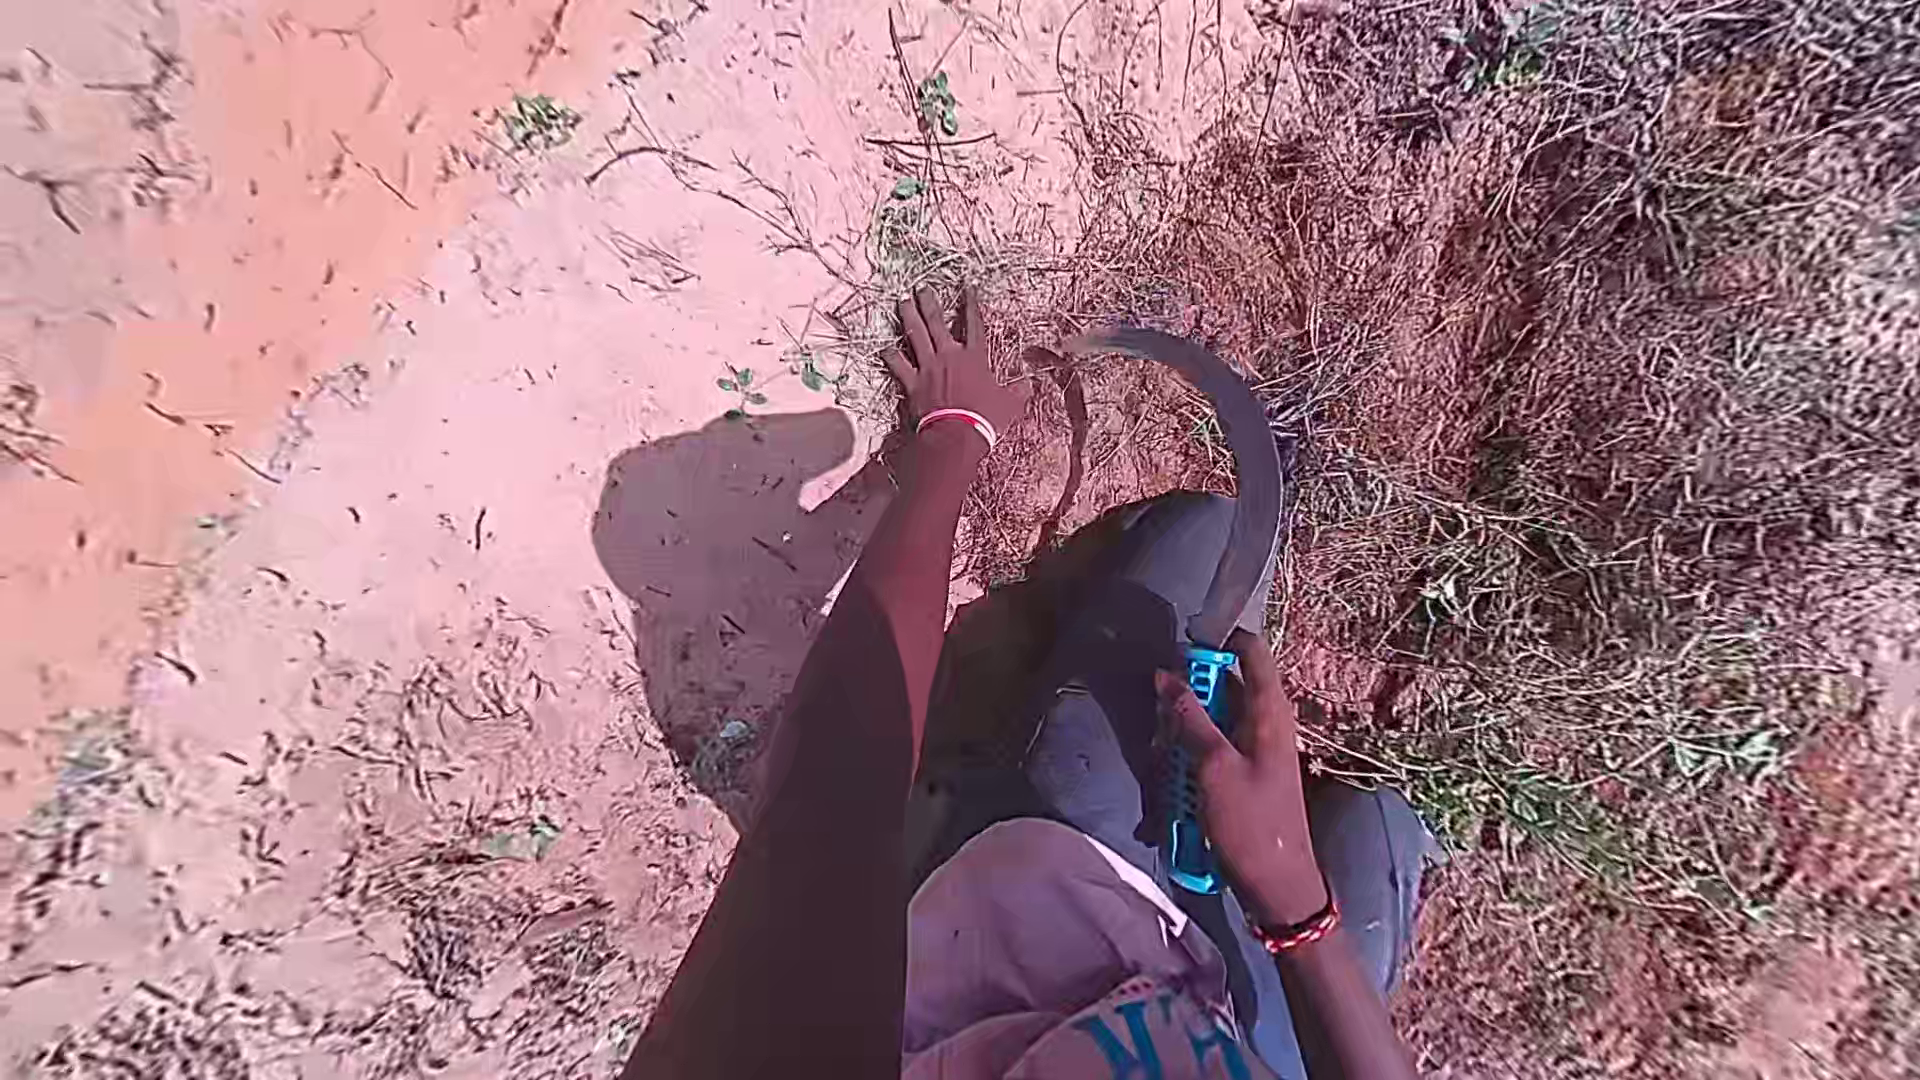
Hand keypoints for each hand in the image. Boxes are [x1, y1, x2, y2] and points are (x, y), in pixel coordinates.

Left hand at [883, 286, 1029, 441]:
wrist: (956, 435)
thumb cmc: (984, 420)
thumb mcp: (1008, 405)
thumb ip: (1016, 392)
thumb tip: (1028, 386)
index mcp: (974, 358)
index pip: (974, 325)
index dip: (971, 305)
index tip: (968, 289)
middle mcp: (949, 356)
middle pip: (937, 323)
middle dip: (930, 303)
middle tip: (922, 289)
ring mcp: (928, 368)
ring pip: (916, 336)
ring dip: (909, 318)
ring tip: (903, 302)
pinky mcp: (912, 383)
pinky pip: (899, 365)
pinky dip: (891, 356)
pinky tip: (884, 348)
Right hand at [1157, 629, 1327, 924]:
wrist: (1277, 884)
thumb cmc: (1249, 821)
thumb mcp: (1213, 765)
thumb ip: (1188, 716)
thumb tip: (1164, 674)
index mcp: (1269, 710)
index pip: (1251, 650)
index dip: (1219, 637)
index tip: (1181, 643)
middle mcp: (1265, 718)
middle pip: (1225, 679)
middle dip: (1190, 685)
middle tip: (1164, 705)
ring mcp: (1255, 742)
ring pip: (1214, 708)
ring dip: (1186, 718)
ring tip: (1166, 742)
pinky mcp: (1243, 763)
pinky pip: (1213, 735)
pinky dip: (1191, 740)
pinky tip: (1175, 764)